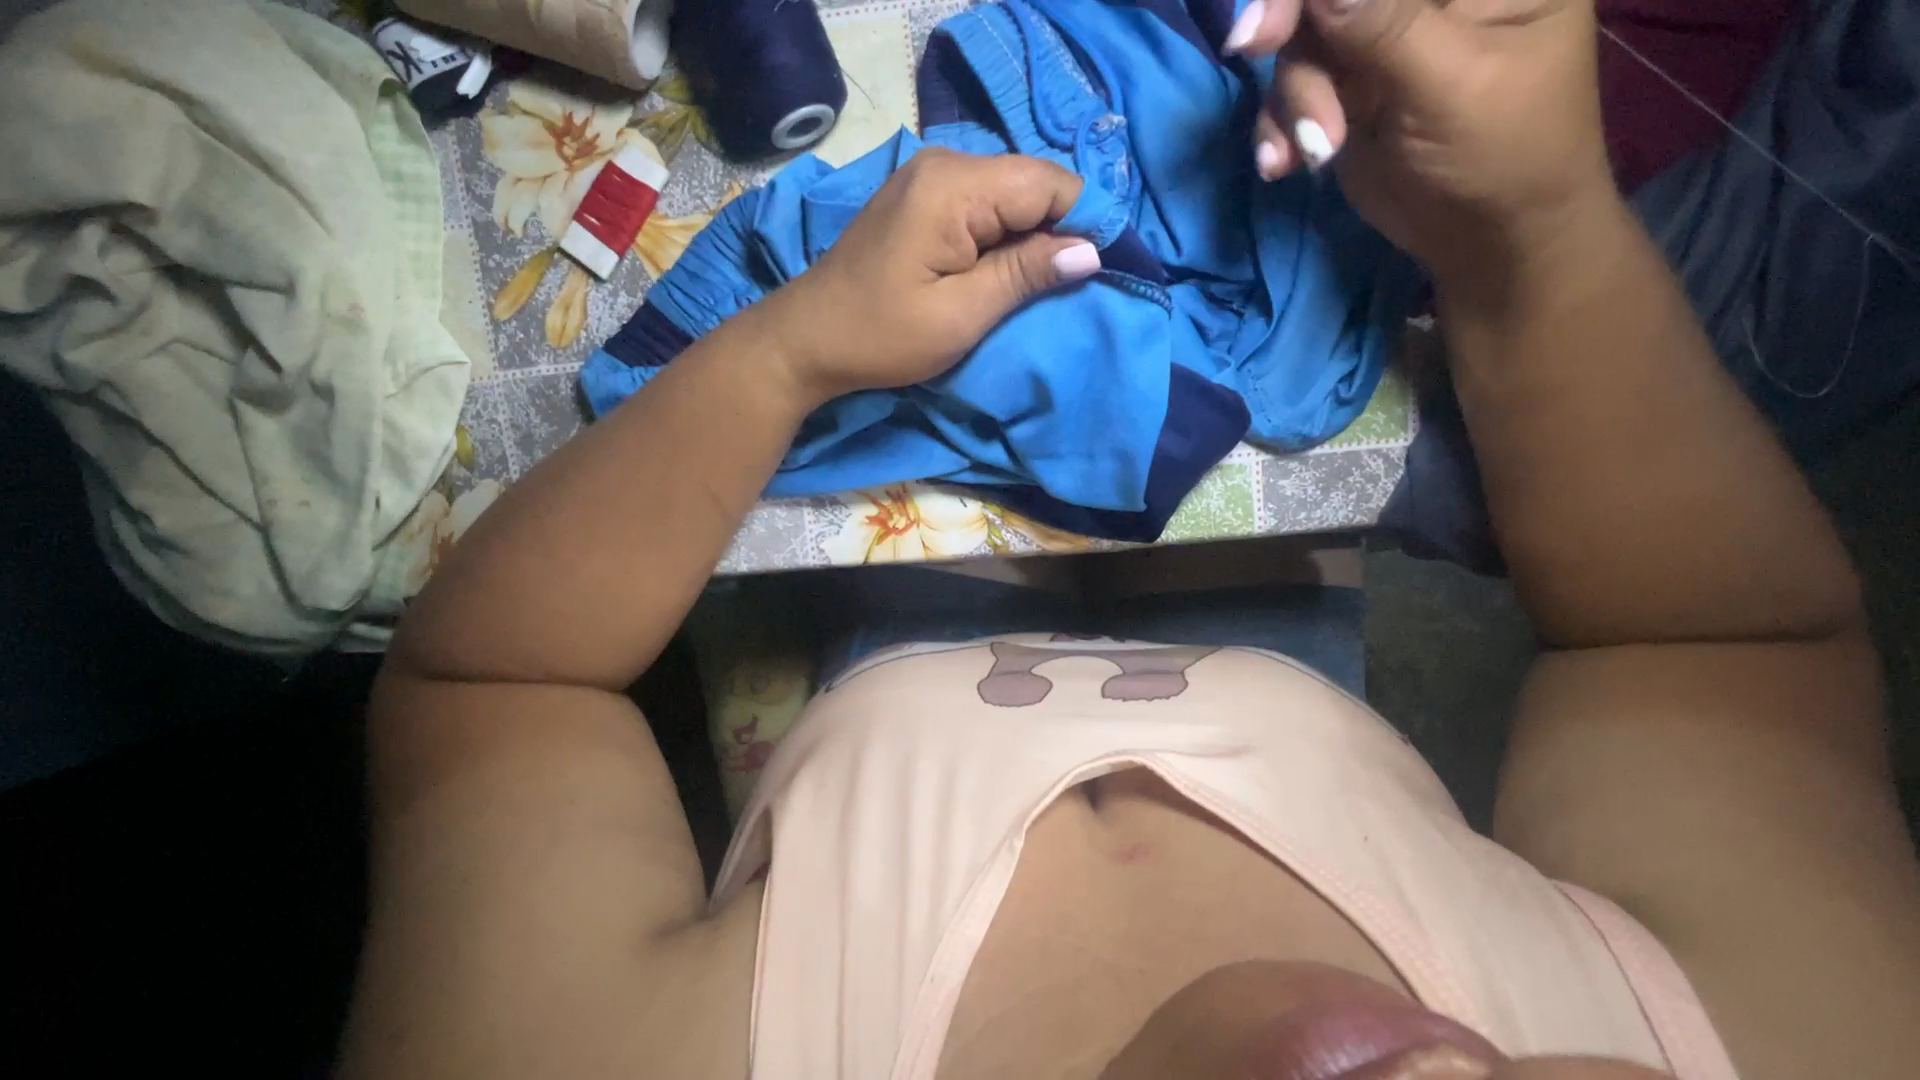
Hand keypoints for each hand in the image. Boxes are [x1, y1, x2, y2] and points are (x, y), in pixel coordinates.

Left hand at [754, 148, 1099, 405]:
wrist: (805, 340)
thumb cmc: (881, 335)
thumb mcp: (960, 315)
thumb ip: (1025, 275)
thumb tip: (1092, 251)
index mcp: (954, 186)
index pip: (1048, 183)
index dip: (1085, 221)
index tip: (1104, 268)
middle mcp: (944, 163)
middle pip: (1031, 183)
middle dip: (1061, 229)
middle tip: (1074, 283)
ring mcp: (929, 177)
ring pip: (1010, 194)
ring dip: (1033, 235)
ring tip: (1042, 283)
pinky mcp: (921, 198)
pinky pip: (984, 204)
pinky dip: (1004, 235)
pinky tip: (1006, 270)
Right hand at [1226, 0, 1619, 287]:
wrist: (1488, 238)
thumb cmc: (1502, 154)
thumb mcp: (1449, 84)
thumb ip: (1384, 25)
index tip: (1277, 14)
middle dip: (1288, 20)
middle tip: (1248, 47)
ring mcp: (1379, 35)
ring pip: (1302, 38)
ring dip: (1292, 98)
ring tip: (1315, 152)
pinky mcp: (1345, 86)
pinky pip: (1290, 88)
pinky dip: (1279, 126)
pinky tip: (1284, 163)